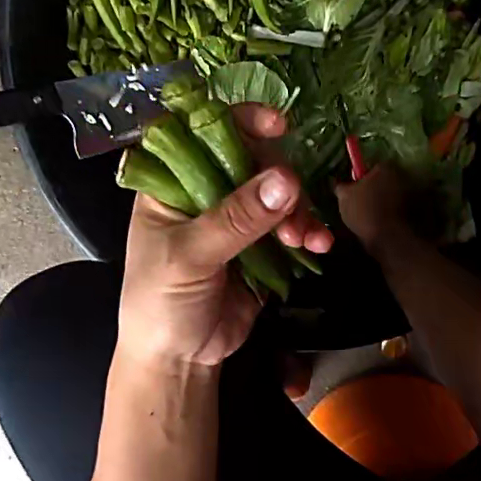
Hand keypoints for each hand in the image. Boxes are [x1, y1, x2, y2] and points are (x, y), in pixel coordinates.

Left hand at [117, 106, 331, 366]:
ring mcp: (238, 219)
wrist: (181, 359)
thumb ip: (237, 219)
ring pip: (280, 194)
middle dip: (280, 182)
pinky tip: (319, 246)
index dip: (239, 121)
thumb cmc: (161, 302)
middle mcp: (207, 193)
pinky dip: (310, 233)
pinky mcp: (264, 246)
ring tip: (304, 240)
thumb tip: (286, 181)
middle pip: (254, 161)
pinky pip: (293, 227)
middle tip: (292, 209)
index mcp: (173, 184)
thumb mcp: (191, 257)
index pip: (203, 133)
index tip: (277, 125)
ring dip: (300, 212)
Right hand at [335, 163, 420, 254]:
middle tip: (363, 202)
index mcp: (386, 167)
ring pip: (394, 193)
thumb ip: (340, 185)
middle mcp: (403, 175)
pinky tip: (384, 223)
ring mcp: (413, 193)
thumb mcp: (344, 198)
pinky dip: (395, 212)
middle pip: (386, 179)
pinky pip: (402, 207)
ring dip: (386, 200)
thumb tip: (336, 180)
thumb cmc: (365, 213)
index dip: (363, 176)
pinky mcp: (419, 210)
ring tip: (373, 215)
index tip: (356, 188)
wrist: (390, 240)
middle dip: (376, 187)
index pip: (373, 165)